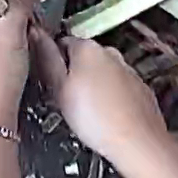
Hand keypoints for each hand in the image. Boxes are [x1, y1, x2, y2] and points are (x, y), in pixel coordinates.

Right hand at [31, 33, 167, 166]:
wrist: (138, 143)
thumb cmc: (95, 118)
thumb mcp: (60, 89)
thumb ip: (47, 59)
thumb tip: (36, 33)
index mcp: (87, 48)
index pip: (62, 42)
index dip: (54, 63)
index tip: (53, 83)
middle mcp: (109, 52)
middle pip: (83, 58)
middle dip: (75, 75)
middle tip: (69, 101)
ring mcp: (128, 69)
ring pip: (103, 73)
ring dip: (94, 86)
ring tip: (90, 114)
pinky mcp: (141, 88)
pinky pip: (120, 88)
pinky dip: (113, 98)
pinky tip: (109, 117)